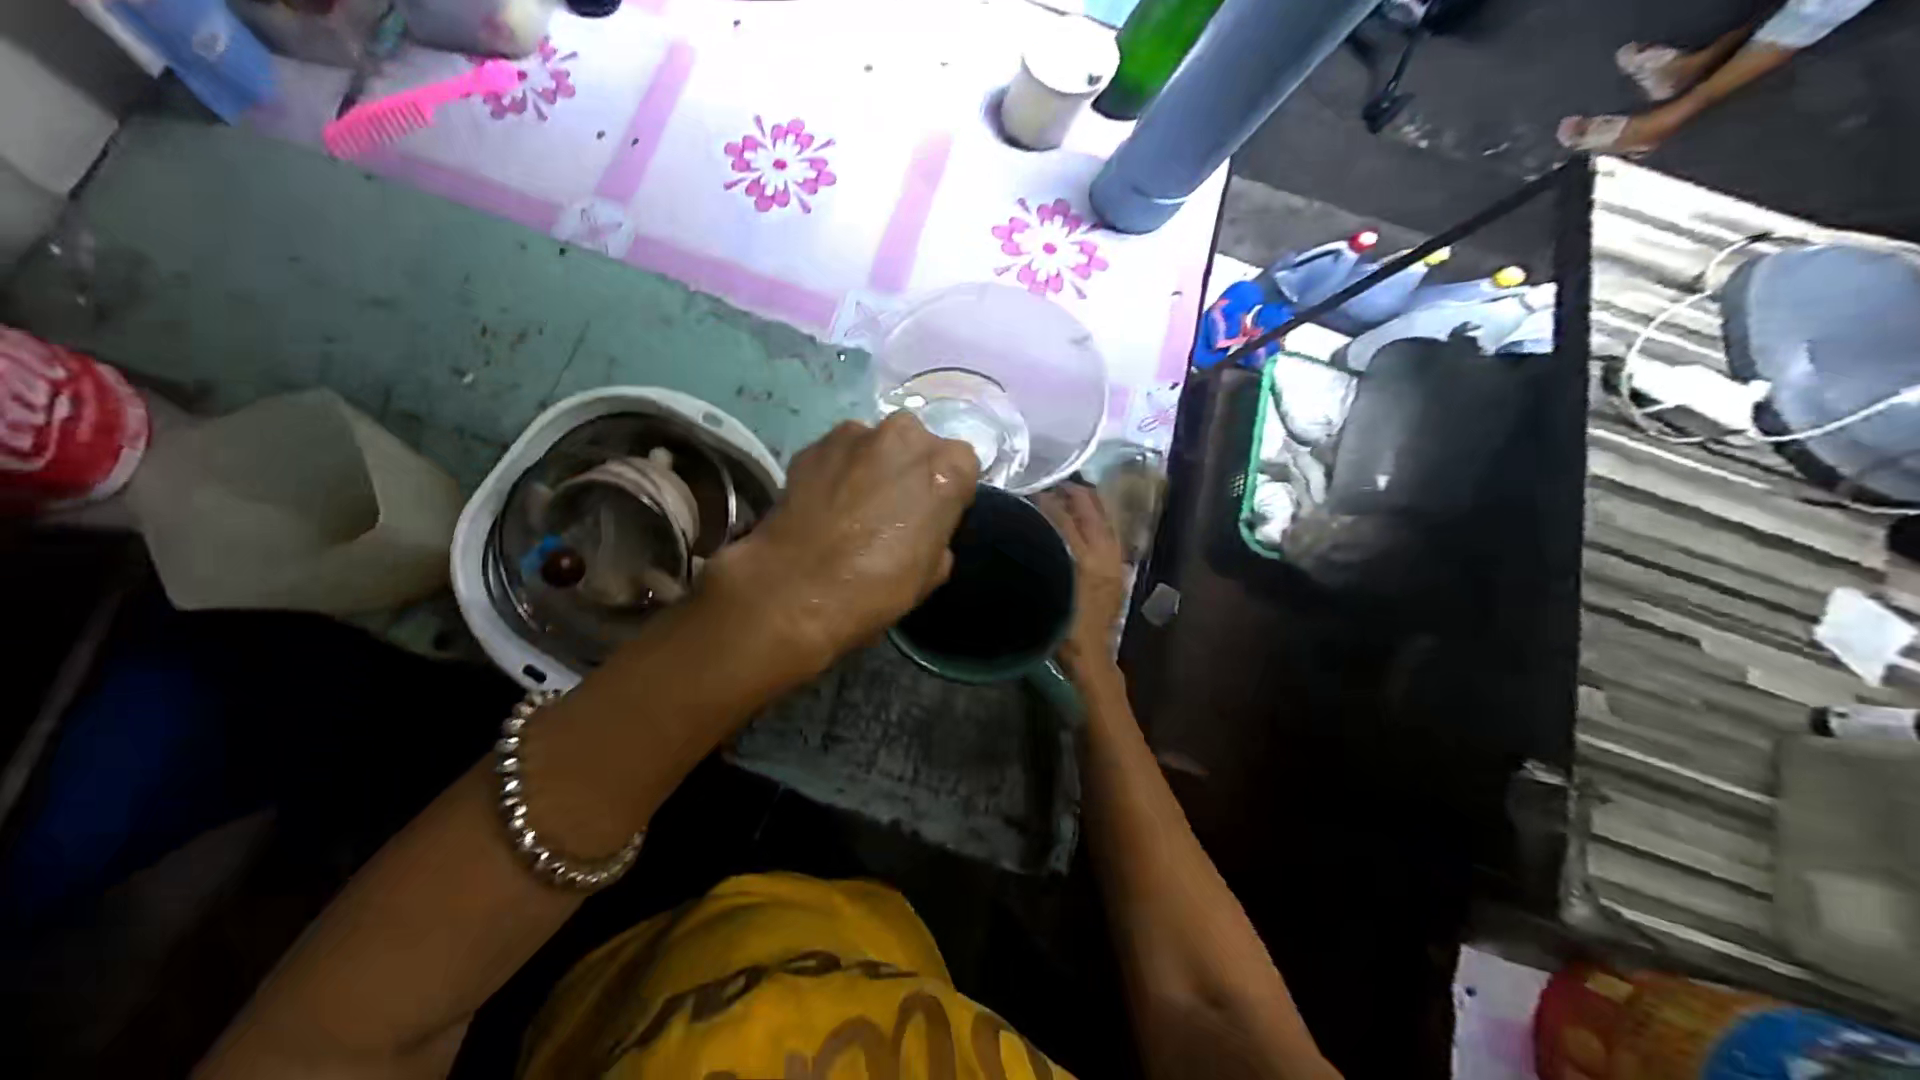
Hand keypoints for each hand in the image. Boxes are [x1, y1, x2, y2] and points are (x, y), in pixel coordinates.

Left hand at [707, 413, 978, 672]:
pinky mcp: (812, 445)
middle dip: (909, 468)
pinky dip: (835, 471)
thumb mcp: (932, 572)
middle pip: (917, 444)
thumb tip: (922, 526)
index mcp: (946, 467)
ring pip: (875, 444)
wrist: (796, 590)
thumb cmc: (878, 587)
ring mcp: (854, 435)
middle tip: (893, 507)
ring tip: (853, 505)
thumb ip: (937, 532)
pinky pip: (837, 454)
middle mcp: (904, 436)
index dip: (947, 491)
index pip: (963, 464)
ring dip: (871, 465)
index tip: (932, 516)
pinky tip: (824, 504)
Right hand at [1037, 484, 1126, 679]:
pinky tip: (1088, 520)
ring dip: (1089, 505)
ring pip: (1106, 521)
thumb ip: (1038, 561)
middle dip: (1074, 494)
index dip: (1047, 502)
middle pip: (1091, 512)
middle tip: (1054, 484)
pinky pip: (1111, 535)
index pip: (1064, 518)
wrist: (1090, 658)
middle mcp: (1103, 556)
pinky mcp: (1119, 571)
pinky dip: (1099, 521)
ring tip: (1071, 495)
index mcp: (1082, 561)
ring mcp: (1115, 562)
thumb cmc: (1060, 631)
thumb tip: (1027, 531)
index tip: (1032, 492)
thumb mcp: (1042, 595)